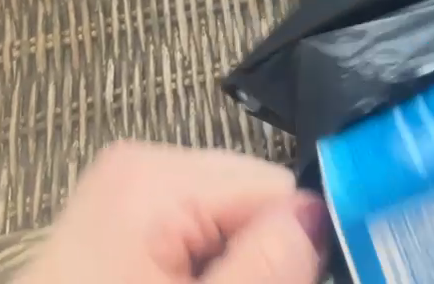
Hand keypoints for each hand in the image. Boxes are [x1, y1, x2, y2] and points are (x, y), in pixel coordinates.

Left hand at [14, 141, 326, 283]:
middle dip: (260, 259)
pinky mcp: (115, 217)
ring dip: (234, 265)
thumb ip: (261, 270)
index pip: (274, 189)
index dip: (294, 249)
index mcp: (155, 175)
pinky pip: (188, 230)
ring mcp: (123, 188)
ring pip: (223, 219)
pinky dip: (201, 266)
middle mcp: (139, 163)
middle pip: (248, 199)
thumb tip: (319, 214)